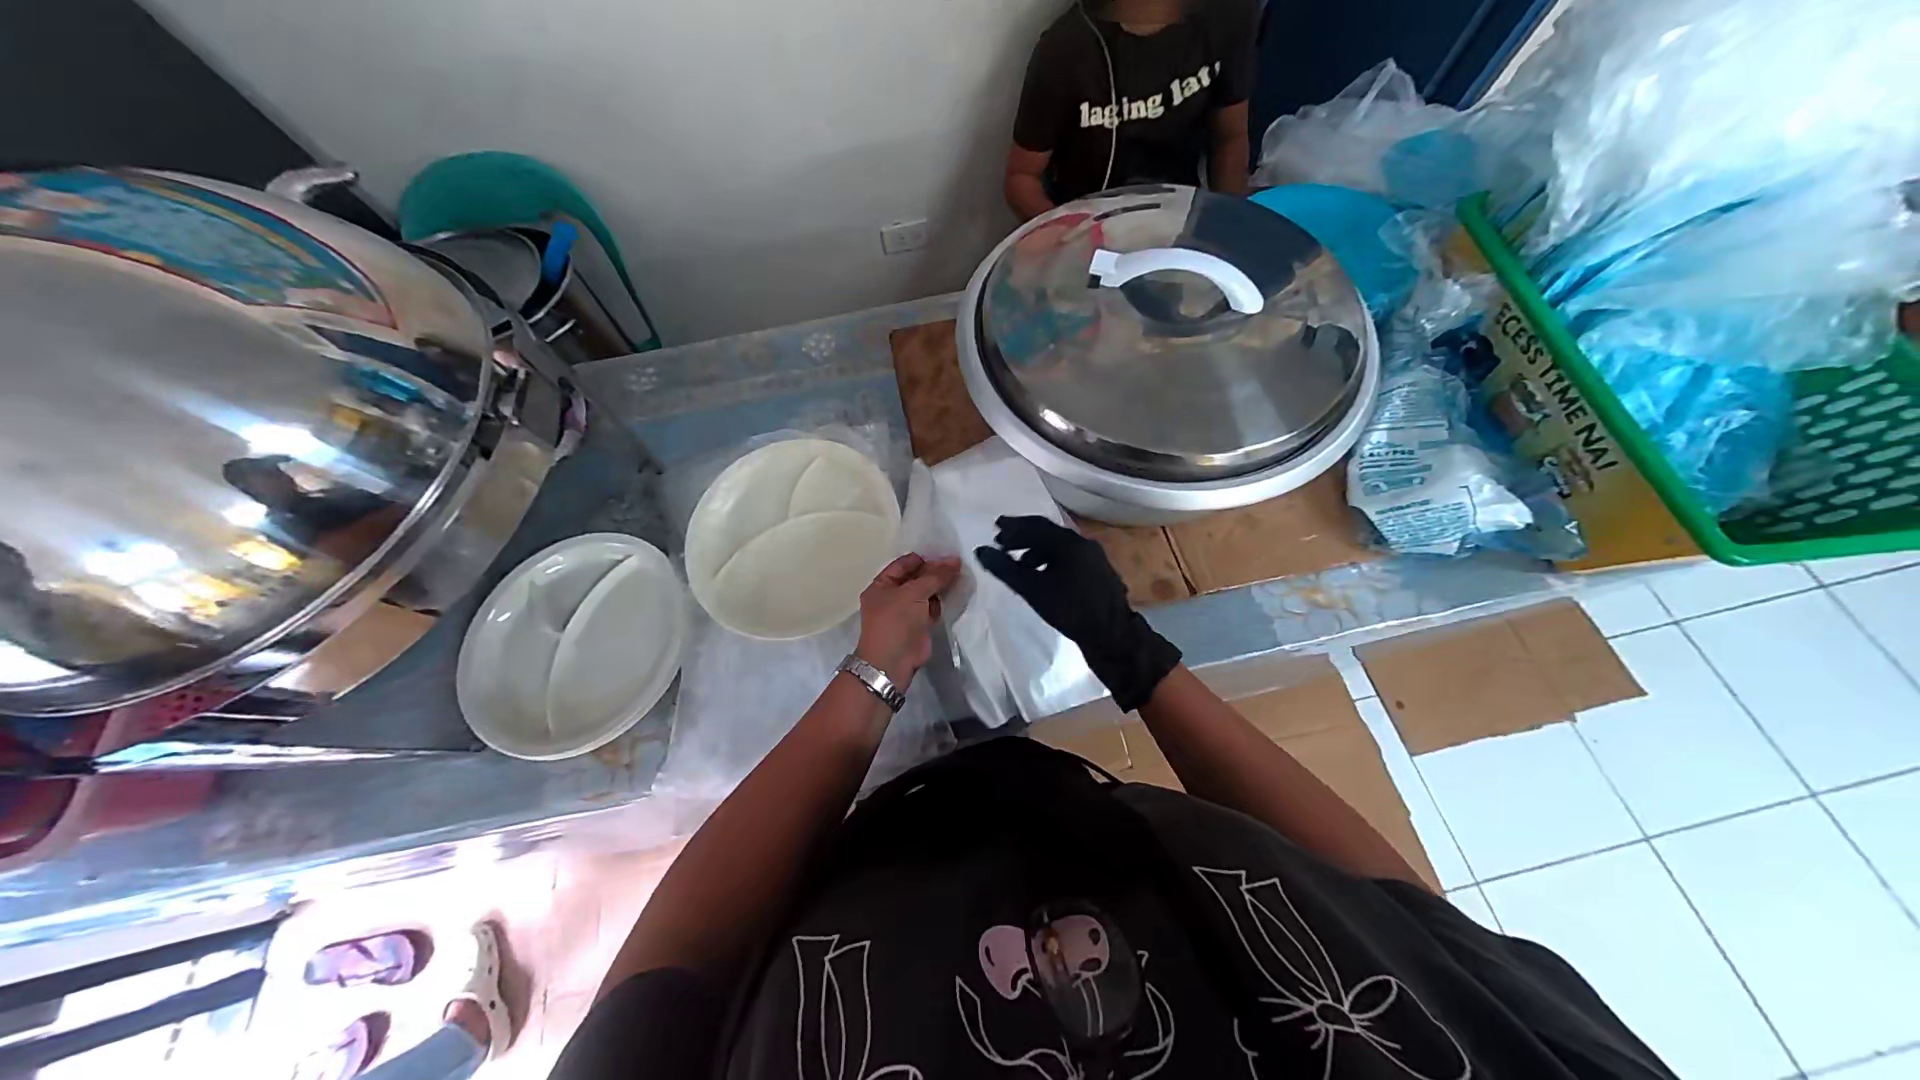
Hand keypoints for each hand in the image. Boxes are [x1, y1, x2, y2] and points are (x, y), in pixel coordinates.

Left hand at [855, 553, 962, 687]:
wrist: (893, 662)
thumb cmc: (895, 622)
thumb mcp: (913, 593)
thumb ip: (935, 576)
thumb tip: (954, 561)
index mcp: (881, 585)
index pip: (904, 564)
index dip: (924, 558)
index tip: (945, 554)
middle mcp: (892, 596)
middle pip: (916, 578)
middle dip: (935, 571)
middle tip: (958, 564)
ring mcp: (905, 612)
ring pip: (925, 593)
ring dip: (940, 586)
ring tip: (961, 575)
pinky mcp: (918, 625)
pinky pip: (932, 607)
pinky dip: (942, 601)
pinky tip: (956, 593)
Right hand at [974, 516, 1180, 711]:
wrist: (1113, 635)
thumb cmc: (1070, 610)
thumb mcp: (1032, 589)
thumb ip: (1005, 568)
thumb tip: (980, 551)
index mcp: (1069, 542)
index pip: (1035, 526)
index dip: (1013, 527)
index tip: (996, 528)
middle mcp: (1084, 543)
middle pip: (1049, 533)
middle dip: (1024, 536)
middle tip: (1003, 541)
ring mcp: (1095, 557)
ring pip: (1060, 546)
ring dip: (1036, 550)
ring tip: (1019, 562)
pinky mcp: (1099, 572)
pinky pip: (1070, 557)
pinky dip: (1051, 559)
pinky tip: (1043, 576)